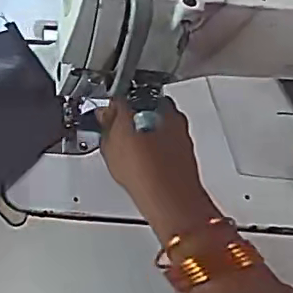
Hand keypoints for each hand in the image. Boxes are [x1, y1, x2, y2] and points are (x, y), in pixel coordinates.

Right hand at [98, 98, 212, 230]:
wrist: (169, 196)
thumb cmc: (144, 170)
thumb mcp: (109, 145)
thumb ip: (107, 125)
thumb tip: (105, 116)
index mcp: (146, 101)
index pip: (125, 96)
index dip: (113, 107)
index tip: (107, 116)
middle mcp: (167, 110)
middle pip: (145, 106)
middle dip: (133, 116)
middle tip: (119, 131)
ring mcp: (180, 129)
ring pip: (159, 121)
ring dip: (147, 130)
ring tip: (132, 149)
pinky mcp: (187, 146)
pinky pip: (168, 139)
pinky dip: (158, 144)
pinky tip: (147, 160)